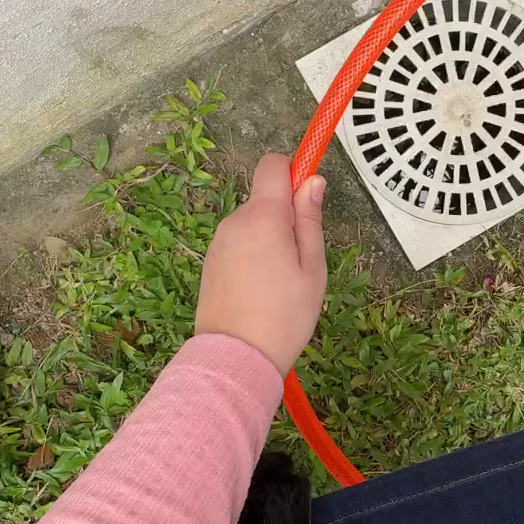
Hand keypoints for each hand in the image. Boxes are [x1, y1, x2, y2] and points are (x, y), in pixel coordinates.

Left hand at [196, 154, 327, 375]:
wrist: (236, 358)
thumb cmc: (285, 315)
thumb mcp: (313, 268)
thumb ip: (311, 220)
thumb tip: (312, 181)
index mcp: (263, 217)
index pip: (273, 165)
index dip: (294, 173)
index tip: (308, 200)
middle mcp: (235, 222)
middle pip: (265, 199)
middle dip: (286, 218)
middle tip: (301, 261)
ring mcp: (218, 242)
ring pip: (253, 224)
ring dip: (270, 240)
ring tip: (281, 283)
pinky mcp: (210, 262)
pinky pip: (239, 244)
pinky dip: (253, 257)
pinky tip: (261, 291)